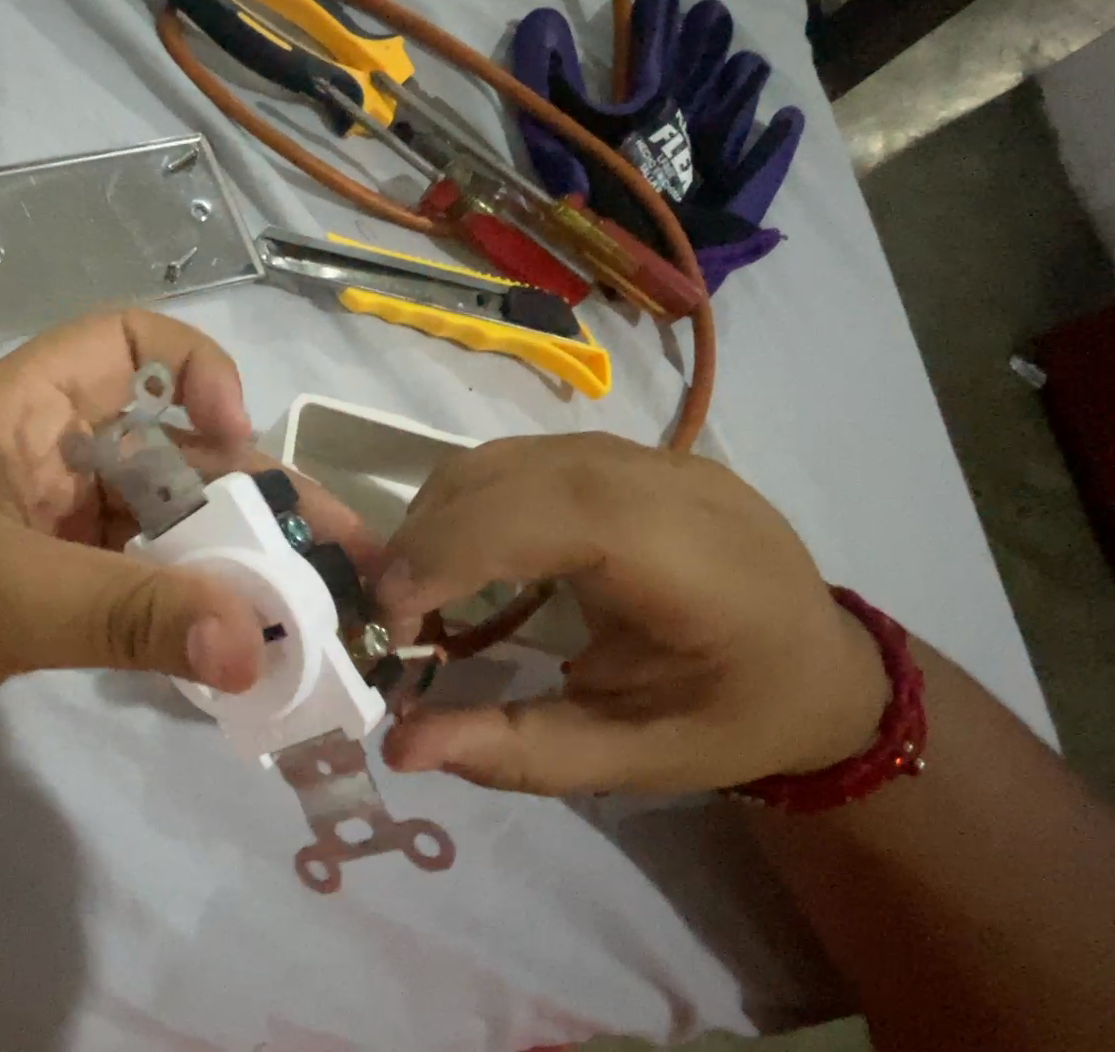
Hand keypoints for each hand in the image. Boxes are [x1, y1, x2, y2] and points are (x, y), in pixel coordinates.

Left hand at [0, 311, 369, 779]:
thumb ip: (129, 614)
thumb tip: (255, 646)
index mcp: (15, 412)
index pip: (124, 343)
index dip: (195, 368)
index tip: (239, 438)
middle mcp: (33, 460)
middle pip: (158, 448)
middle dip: (240, 492)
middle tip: (322, 556)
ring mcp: (33, 533)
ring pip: (146, 526)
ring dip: (213, 562)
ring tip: (294, 612)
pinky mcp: (30, 597)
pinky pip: (121, 586)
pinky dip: (169, 610)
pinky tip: (220, 646)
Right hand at [374, 433, 889, 794]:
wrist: (819, 663)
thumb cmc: (731, 718)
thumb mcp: (632, 758)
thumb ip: (516, 753)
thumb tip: (398, 747)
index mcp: (694, 565)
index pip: (552, 517)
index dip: (451, 554)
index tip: (394, 624)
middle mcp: (666, 486)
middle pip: (505, 476)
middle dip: (424, 543)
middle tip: (393, 618)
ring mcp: (643, 456)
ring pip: (495, 459)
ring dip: (433, 520)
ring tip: (420, 592)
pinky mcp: (617, 453)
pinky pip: (509, 460)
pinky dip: (460, 505)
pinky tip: (462, 558)